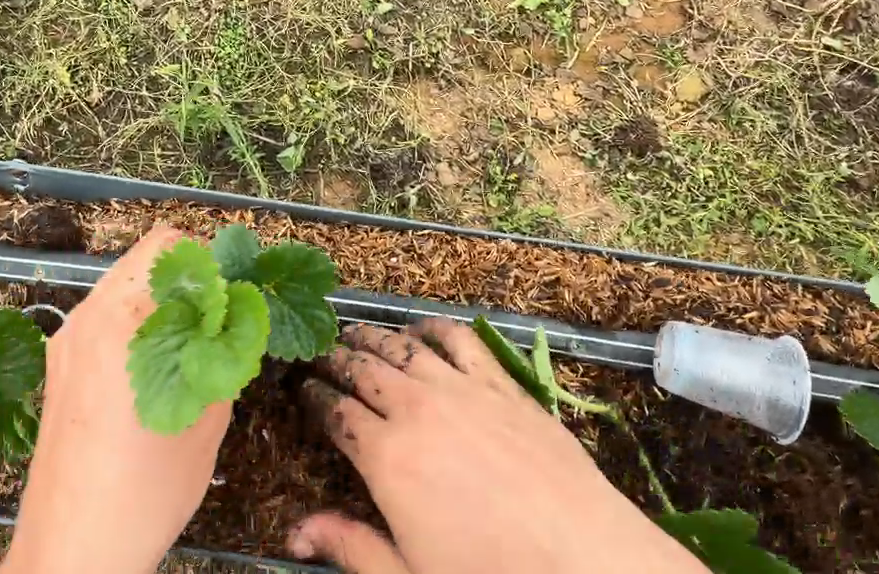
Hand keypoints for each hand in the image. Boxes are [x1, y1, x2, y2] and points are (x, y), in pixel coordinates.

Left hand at [0, 225, 229, 573]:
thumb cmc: (145, 488)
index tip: (234, 294)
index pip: (170, 247)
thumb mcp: (208, 415)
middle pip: (144, 261)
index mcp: (121, 318)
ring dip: (162, 303)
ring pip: (124, 288)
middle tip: (219, 320)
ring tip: (191, 349)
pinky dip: (137, 326)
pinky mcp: (58, 367)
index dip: (211, 261)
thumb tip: (240, 313)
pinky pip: (105, 321)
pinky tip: (158, 373)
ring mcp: (66, 341)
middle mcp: (86, 316)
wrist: (70, 555)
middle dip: (188, 280)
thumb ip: (225, 350)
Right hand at [290, 320, 706, 573]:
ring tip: (358, 333)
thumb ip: (349, 545)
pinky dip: (433, 328)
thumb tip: (294, 532)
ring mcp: (461, 389)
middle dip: (336, 357)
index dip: (315, 396)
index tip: (303, 389)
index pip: (336, 412)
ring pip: (403, 347)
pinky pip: (459, 340)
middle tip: (322, 353)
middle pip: (363, 368)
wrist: (584, 559)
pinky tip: (423, 328)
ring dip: (374, 337)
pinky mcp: (501, 383)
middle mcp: (416, 409)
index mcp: (387, 457)